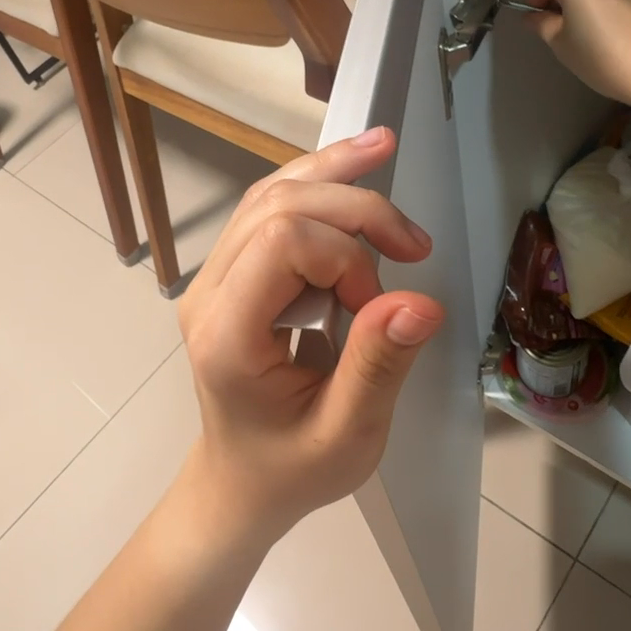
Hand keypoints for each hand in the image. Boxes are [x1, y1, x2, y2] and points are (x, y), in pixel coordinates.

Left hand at [176, 127, 444, 545]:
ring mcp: (215, 278)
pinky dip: (314, 185)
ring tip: (384, 147)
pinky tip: (351, 165)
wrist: (241, 483)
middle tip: (414, 246)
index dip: (346, 257)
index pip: (282, 242)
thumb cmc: (291, 470)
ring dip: (332, 175)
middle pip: (277, 205)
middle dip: (354, 210)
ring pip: (269, 194)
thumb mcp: (346, 437)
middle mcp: (209, 293)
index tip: (377, 308)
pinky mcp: (233, 272)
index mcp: (227, 336)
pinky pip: (269, 209)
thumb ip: (378, 367)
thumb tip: (422, 302)